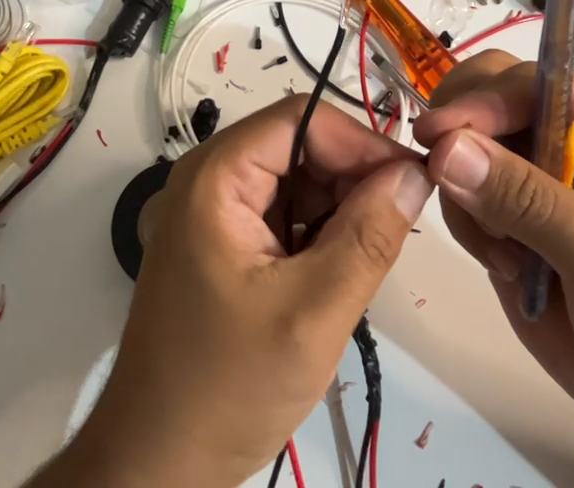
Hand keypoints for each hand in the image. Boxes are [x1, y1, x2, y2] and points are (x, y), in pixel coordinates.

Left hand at [36, 96, 431, 487]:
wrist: (159, 457)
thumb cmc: (228, 385)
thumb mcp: (312, 312)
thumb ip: (368, 237)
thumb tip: (413, 173)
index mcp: (216, 178)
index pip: (301, 120)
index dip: (361, 142)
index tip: (412, 182)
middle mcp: (210, 181)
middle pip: (298, 146)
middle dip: (353, 178)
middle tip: (398, 227)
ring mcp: (214, 215)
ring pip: (296, 182)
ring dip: (340, 209)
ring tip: (371, 257)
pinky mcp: (224, 246)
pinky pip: (283, 215)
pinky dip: (319, 234)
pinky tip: (339, 272)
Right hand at [413, 51, 573, 478]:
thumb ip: (525, 198)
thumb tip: (445, 147)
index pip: (535, 83)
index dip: (484, 98)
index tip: (435, 133)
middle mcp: (570, 146)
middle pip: (493, 100)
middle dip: (462, 132)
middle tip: (440, 171)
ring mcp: (536, 187)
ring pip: (467, 150)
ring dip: (467, 193)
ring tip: (503, 250)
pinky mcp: (511, 226)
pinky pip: (464, 199)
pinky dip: (467, 225)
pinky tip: (504, 266)